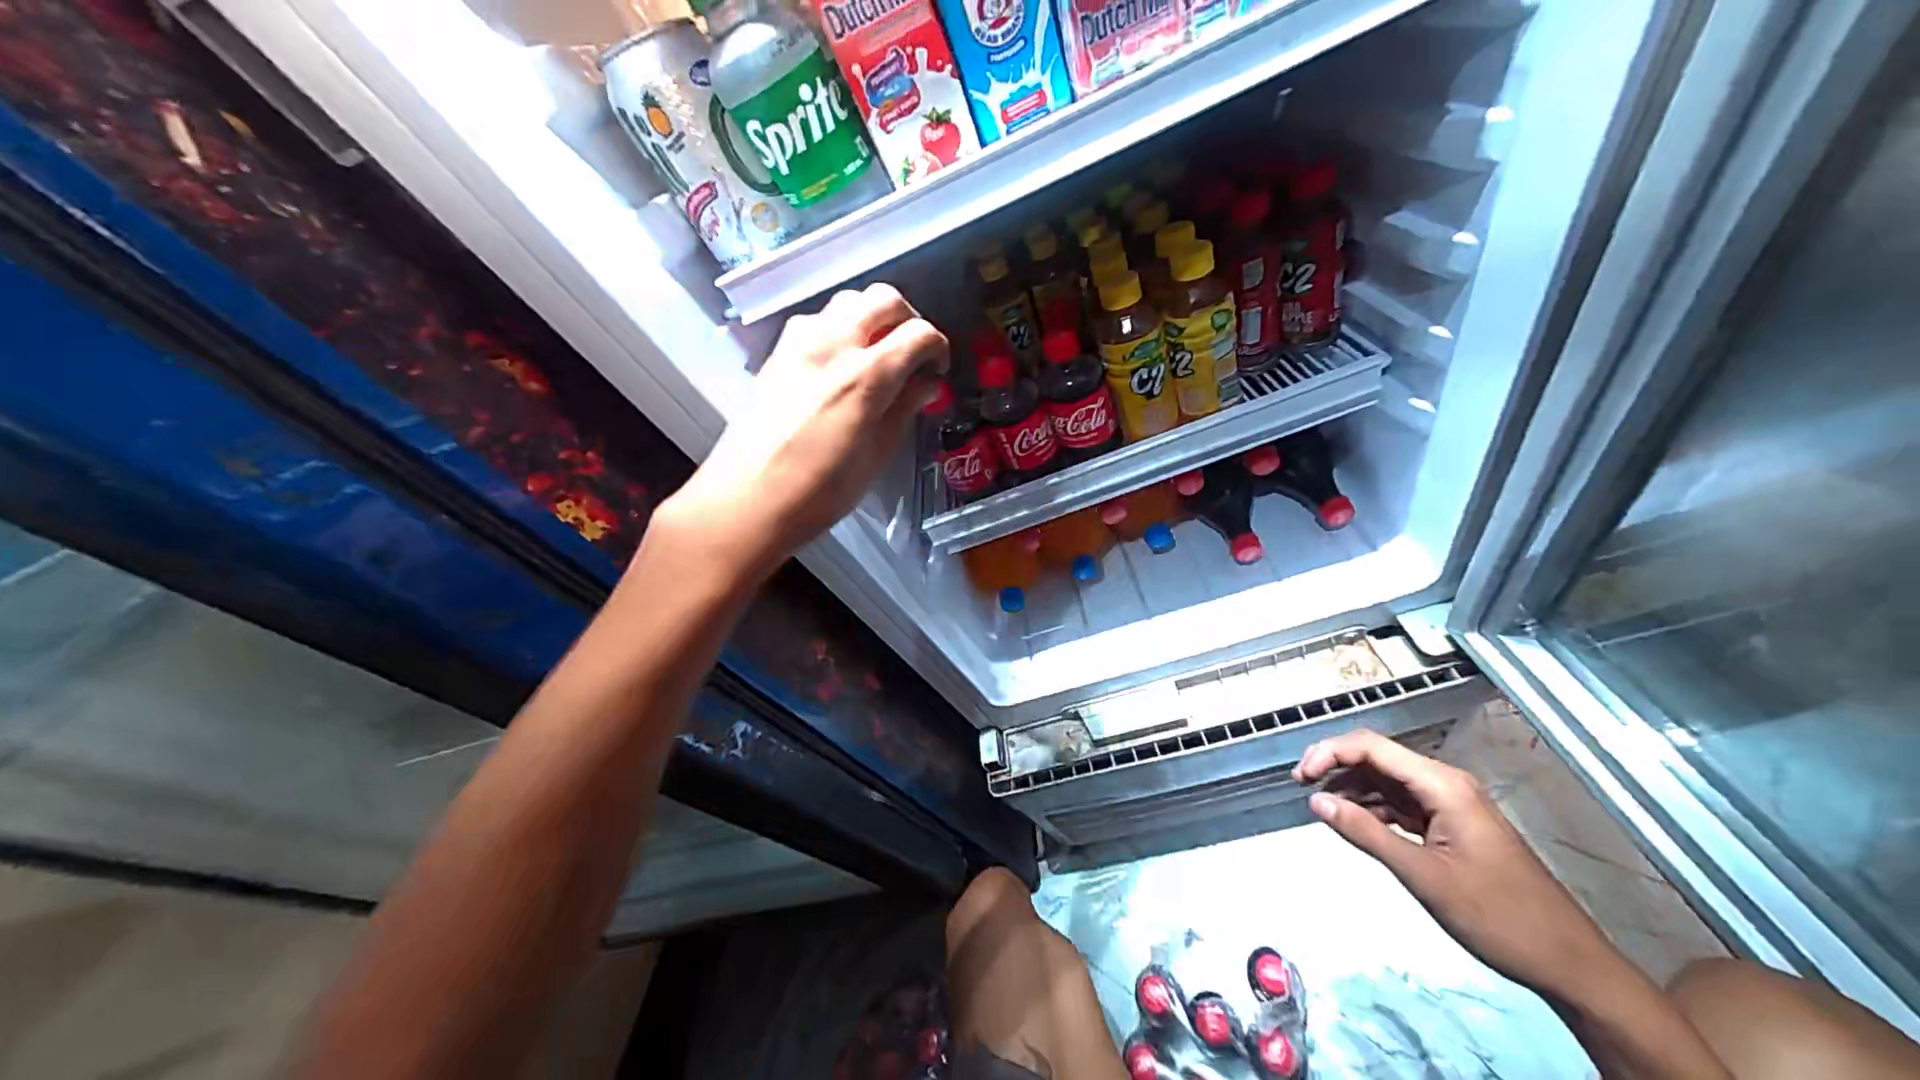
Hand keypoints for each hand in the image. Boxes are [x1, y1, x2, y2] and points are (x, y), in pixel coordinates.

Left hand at [659, 284, 947, 573]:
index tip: (936, 369)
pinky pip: (816, 321)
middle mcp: (833, 347)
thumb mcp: (876, 456)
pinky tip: (839, 364)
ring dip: (870, 318)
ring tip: (875, 354)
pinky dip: (838, 330)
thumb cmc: (816, 492)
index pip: (919, 333)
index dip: (938, 348)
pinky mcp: (776, 354)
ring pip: (846, 302)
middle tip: (912, 351)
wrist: (746, 499)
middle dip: (907, 319)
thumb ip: (903, 410)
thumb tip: (924, 384)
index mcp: (866, 377)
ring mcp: (799, 345)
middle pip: (882, 299)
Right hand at [1293, 730, 1620, 1002]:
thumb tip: (1316, 802)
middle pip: (1378, 757)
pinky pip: (1401, 802)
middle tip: (1303, 788)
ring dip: (1352, 787)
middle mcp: (1446, 784)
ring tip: (1322, 806)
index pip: (1371, 747)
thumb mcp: (1422, 875)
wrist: (1567, 961)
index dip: (1329, 753)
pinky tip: (1354, 822)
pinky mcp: (1451, 825)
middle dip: (1336, 766)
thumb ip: (1365, 832)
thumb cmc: (1498, 916)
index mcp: (1443, 785)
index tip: (1300, 777)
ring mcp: (1451, 804)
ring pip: (1387, 780)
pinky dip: (1372, 807)